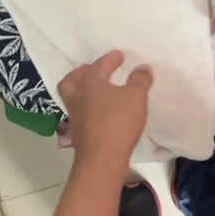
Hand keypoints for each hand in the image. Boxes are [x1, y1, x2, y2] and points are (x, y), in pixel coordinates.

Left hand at [57, 52, 151, 169]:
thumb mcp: (136, 97)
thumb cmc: (118, 123)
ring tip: (99, 92)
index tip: (119, 56)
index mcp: (90, 83)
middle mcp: (77, 97)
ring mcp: (75, 117)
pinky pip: (82, 114)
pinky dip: (89, 109)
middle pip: (72, 80)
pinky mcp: (78, 134)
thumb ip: (140, 80)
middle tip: (92, 70)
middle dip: (82, 73)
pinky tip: (101, 113)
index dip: (110, 59)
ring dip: (84, 91)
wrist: (101, 159)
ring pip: (74, 98)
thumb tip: (142, 68)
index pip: (99, 65)